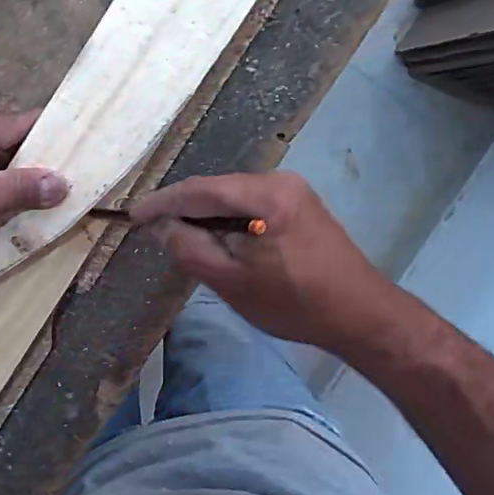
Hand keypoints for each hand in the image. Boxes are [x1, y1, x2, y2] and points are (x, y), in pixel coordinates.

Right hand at [131, 172, 410, 356]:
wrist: (361, 314)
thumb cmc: (295, 303)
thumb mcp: (232, 281)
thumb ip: (191, 248)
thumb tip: (162, 225)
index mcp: (265, 193)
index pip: (200, 189)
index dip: (163, 202)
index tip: (133, 216)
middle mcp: (280, 180)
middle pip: (217, 188)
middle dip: (184, 208)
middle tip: (153, 230)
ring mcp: (293, 190)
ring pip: (233, 197)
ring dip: (207, 215)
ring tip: (180, 238)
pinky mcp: (300, 204)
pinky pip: (251, 204)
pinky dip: (229, 219)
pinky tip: (218, 239)